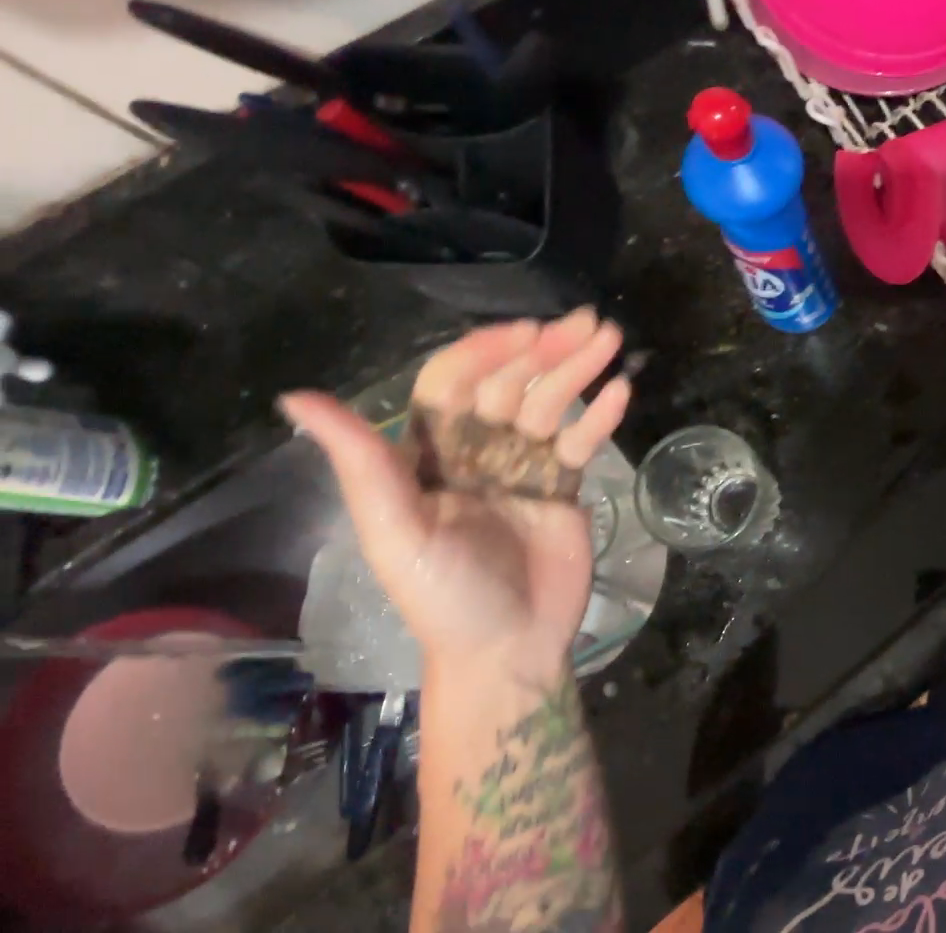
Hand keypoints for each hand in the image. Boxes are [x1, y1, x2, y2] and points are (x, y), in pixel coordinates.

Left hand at [280, 309, 630, 674]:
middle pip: (512, 384)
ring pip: (552, 404)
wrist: (507, 648)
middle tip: (590, 324)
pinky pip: (582, 440)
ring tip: (613, 340)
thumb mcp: (395, 531)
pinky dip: (601, 416)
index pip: (453, 382)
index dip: (487, 351)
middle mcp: (476, 449)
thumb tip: (297, 397)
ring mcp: (524, 465)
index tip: (527, 332)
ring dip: (580, 371)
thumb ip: (361, 463)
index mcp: (428, 453)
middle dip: (548, 351)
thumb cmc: (443, 594)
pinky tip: (622, 393)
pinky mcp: (562, 485)